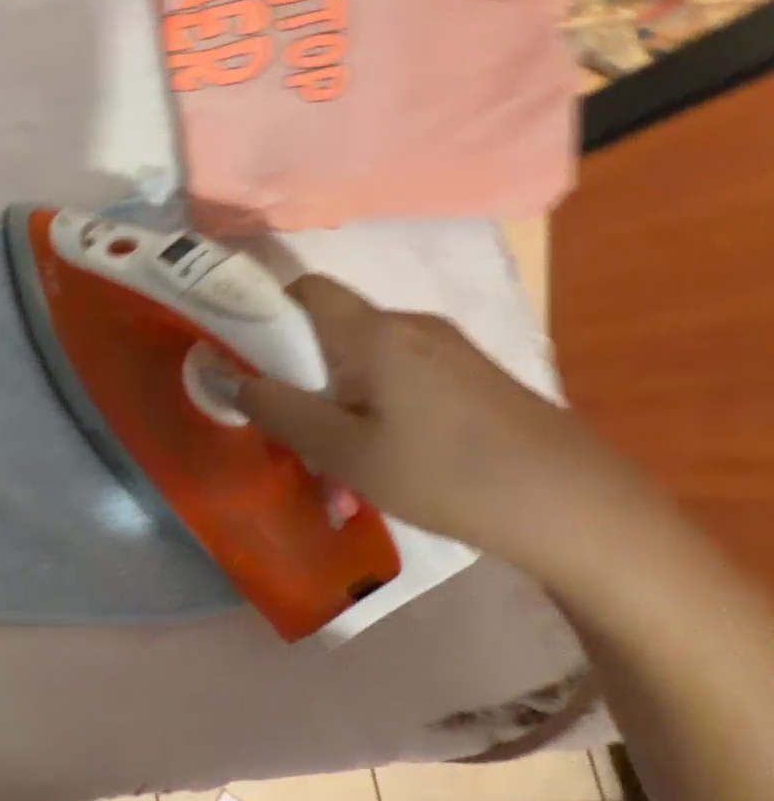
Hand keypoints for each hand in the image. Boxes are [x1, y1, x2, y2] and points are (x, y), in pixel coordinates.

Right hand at [233, 275, 645, 568]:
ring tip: (339, 448)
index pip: (303, 288)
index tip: (245, 356)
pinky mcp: (478, 378)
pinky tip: (391, 453)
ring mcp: (452, 350)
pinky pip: (404, 373)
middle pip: (332, 324)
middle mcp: (411, 325)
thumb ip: (273, 406)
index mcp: (373, 332)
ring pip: (368, 354)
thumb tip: (217, 372)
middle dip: (299, 364)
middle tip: (290, 420)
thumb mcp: (341, 450)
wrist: (583, 513)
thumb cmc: (445, 475)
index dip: (264, 308)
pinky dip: (378, 399)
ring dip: (339, 388)